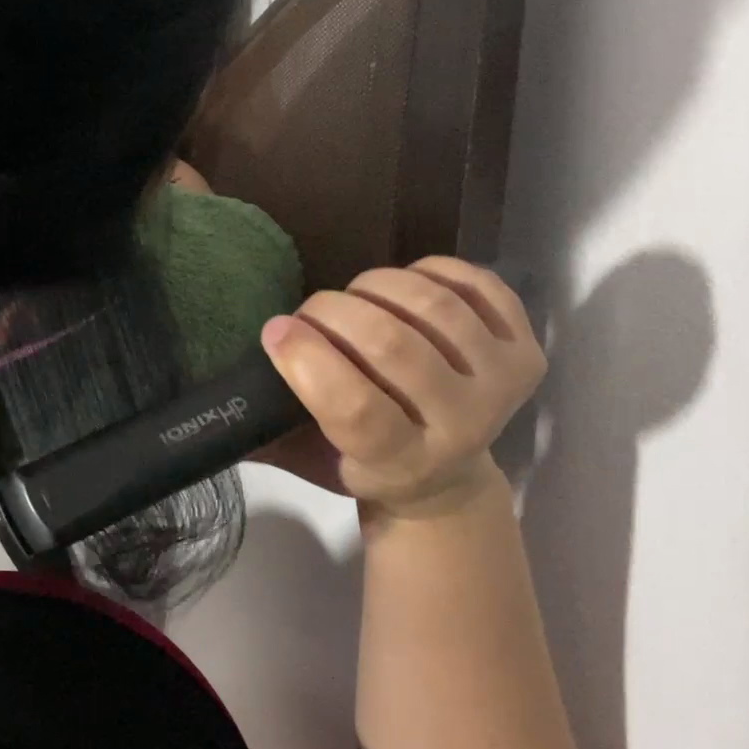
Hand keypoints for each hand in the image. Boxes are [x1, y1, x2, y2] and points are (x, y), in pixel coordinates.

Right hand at [255, 258, 544, 518]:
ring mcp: (503, 384)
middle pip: (394, 347)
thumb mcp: (306, 462)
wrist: (441, 476)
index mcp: (400, 463)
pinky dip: (427, 272)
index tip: (274, 331)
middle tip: (306, 312)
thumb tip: (222, 396)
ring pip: (433, 308)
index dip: (309, 361)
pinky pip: (476, 285)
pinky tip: (397, 288)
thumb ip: (265, 433)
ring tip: (349, 299)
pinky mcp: (526, 348)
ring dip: (374, 288)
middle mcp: (462, 426)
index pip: (356, 408)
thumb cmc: (353, 462)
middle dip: (332, 314)